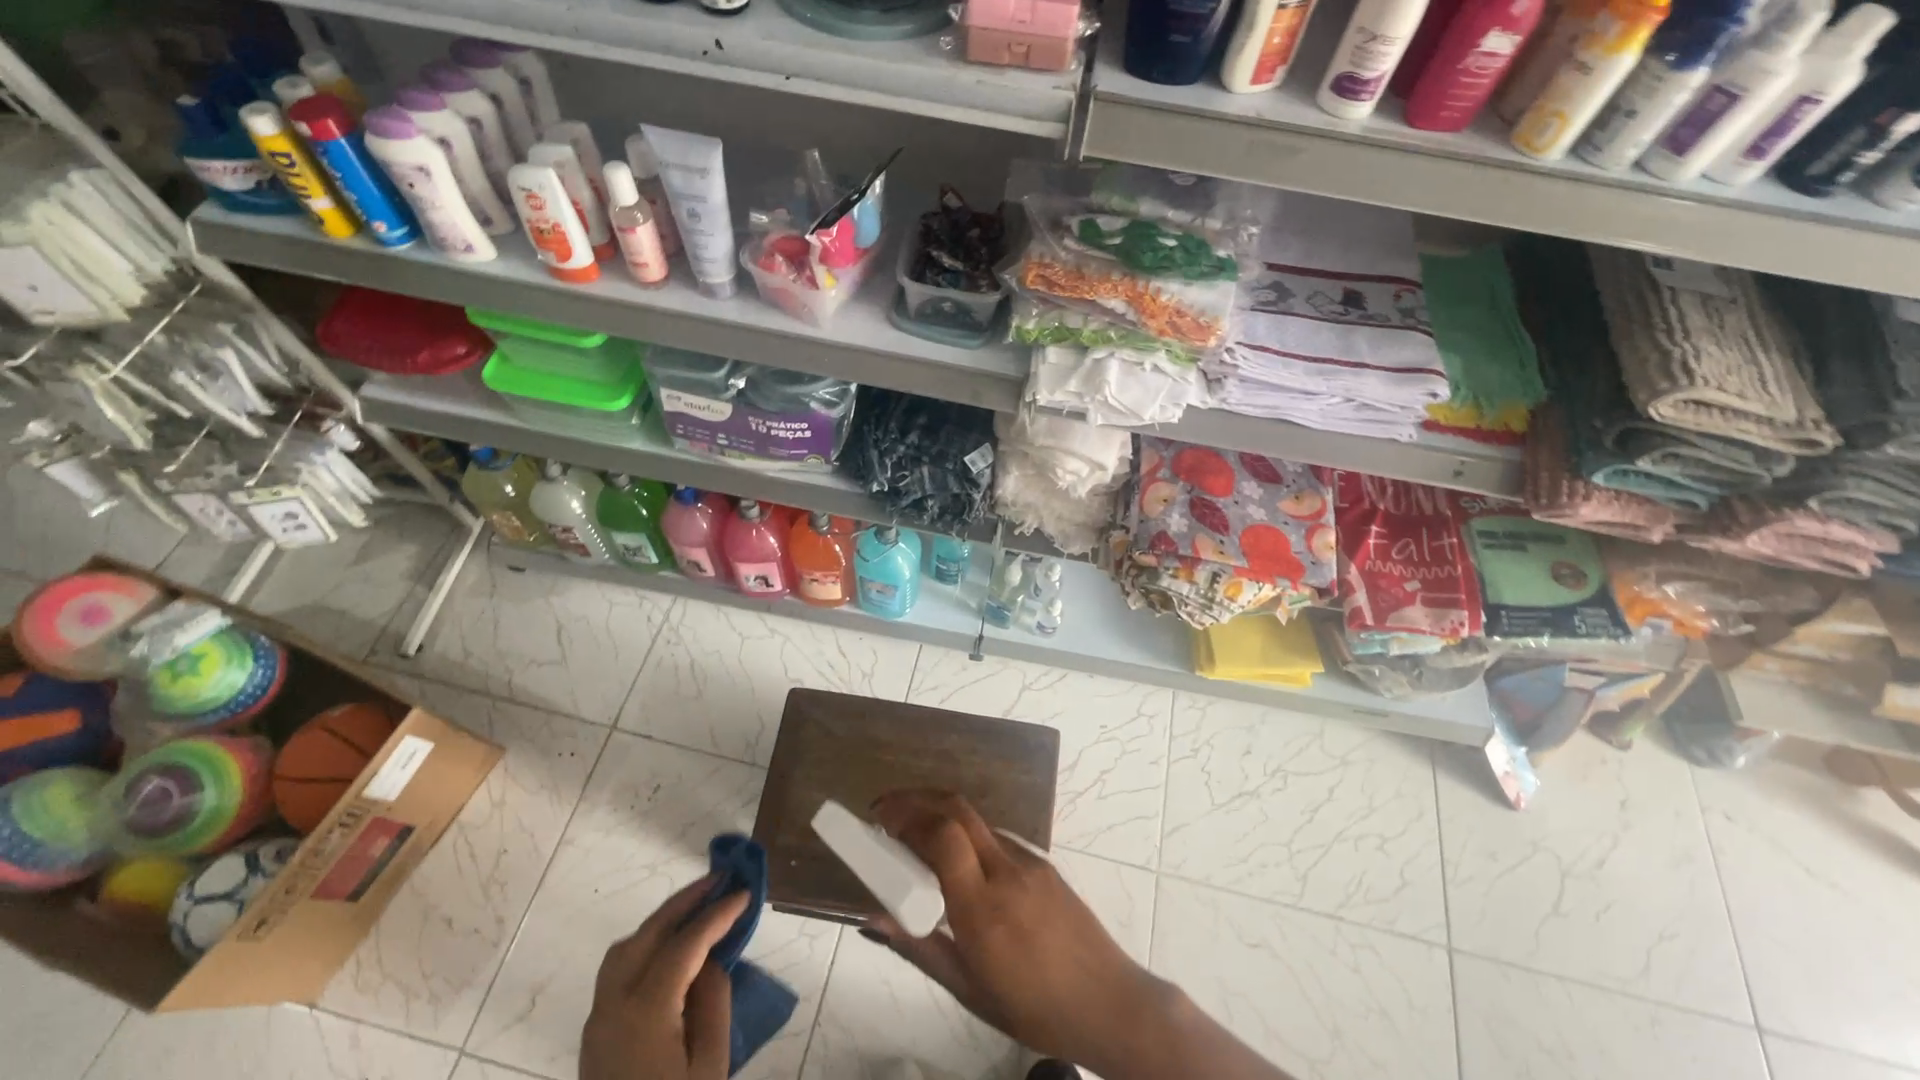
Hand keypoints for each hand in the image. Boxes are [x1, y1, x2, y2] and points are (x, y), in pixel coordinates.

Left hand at [580, 876, 748, 1079]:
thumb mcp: (709, 1068)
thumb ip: (713, 1005)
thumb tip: (711, 961)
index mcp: (644, 1013)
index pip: (684, 946)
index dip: (715, 916)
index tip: (743, 893)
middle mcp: (612, 1006)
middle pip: (645, 935)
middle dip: (683, 903)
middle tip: (719, 880)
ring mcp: (597, 1020)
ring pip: (624, 950)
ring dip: (660, 922)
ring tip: (699, 908)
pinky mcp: (595, 1035)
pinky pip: (618, 972)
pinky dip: (646, 947)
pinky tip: (674, 950)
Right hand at [862, 790, 1172, 1075]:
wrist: (1111, 1005)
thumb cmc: (1034, 1010)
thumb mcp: (969, 990)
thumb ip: (919, 947)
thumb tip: (874, 917)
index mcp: (982, 910)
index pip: (942, 837)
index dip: (906, 818)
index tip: (876, 821)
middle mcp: (1007, 874)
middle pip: (958, 809)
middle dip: (915, 799)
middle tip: (884, 812)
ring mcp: (1031, 865)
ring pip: (978, 821)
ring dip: (941, 814)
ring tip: (912, 834)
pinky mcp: (1045, 866)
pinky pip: (997, 839)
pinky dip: (966, 835)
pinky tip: (954, 860)